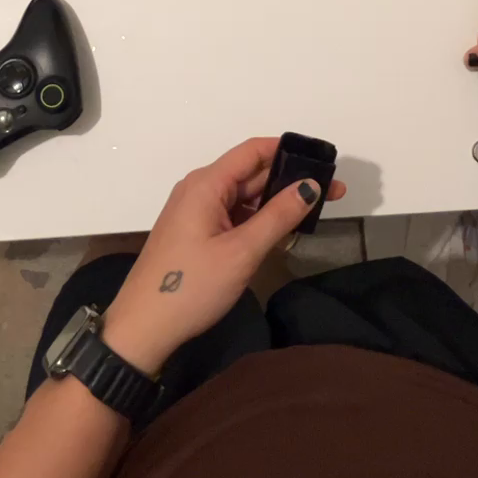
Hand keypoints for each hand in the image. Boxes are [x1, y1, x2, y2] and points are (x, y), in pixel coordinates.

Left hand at [102, 137, 345, 375]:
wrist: (143, 327)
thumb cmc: (192, 285)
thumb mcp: (242, 251)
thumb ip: (278, 216)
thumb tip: (310, 185)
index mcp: (206, 183)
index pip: (253, 151)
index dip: (288, 150)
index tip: (323, 159)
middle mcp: (200, 189)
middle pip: (251, 173)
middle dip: (290, 179)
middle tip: (334, 191)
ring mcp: (197, 211)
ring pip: (244, 196)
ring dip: (277, 201)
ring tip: (317, 209)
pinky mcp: (197, 232)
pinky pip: (234, 214)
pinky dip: (259, 218)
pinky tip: (284, 229)